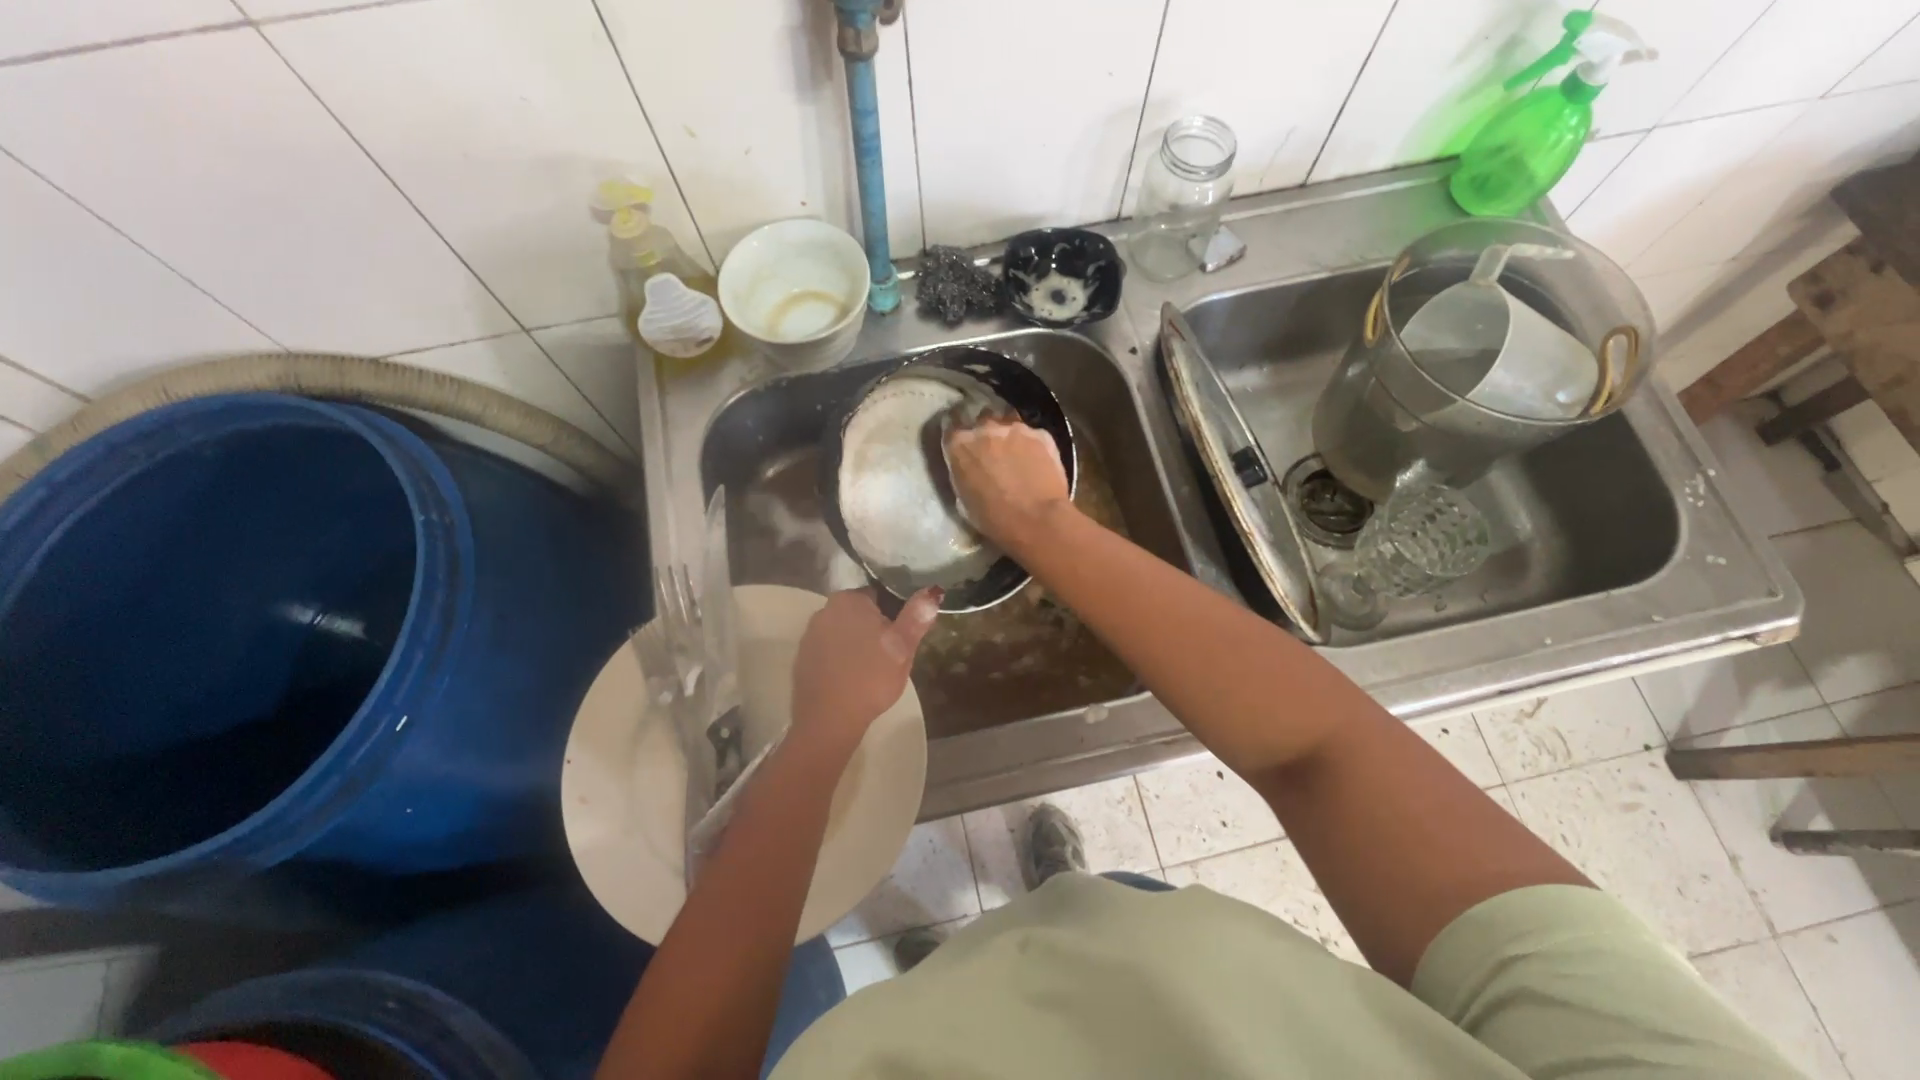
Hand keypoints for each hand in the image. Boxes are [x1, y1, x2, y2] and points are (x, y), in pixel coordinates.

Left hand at [790, 588, 940, 751]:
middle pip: (860, 613)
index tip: (902, 638)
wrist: (829, 719)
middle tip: (891, 656)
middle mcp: (824, 609)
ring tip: (873, 670)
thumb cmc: (871, 678)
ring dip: (858, 644)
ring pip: (844, 632)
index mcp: (849, 599)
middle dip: (875, 629)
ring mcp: (810, 635)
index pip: (879, 596)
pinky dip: (841, 659)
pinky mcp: (803, 658)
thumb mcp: (903, 647)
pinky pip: (830, 651)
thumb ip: (916, 616)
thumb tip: (932, 591)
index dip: (895, 615)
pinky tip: (853, 679)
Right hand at [943, 413, 1072, 551]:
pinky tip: (1036, 459)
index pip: (949, 423)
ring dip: (1006, 431)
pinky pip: (1032, 434)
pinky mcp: (1041, 434)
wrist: (1037, 520)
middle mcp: (985, 428)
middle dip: (983, 429)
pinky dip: (1031, 443)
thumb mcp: (963, 499)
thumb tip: (968, 469)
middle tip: (989, 447)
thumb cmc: (994, 518)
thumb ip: (962, 474)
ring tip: (1013, 448)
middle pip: (981, 418)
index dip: (954, 429)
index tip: (959, 438)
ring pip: (1007, 419)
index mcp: (959, 444)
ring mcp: (1015, 428)